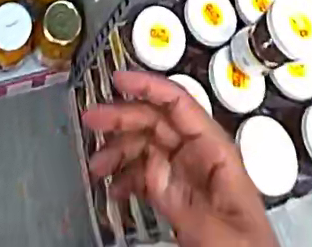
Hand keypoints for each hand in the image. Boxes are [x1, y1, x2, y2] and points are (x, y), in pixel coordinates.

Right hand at [82, 71, 278, 246]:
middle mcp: (199, 157)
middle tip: (90, 120)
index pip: (179, 104)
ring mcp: (189, 179)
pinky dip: (127, 178)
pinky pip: (148, 177)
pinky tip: (112, 190)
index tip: (117, 79)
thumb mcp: (220, 236)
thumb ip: (184, 199)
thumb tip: (151, 164)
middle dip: (122, 117)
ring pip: (147, 147)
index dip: (148, 86)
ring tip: (95, 167)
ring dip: (118, 151)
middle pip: (156, 121)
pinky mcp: (180, 202)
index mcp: (216, 152)